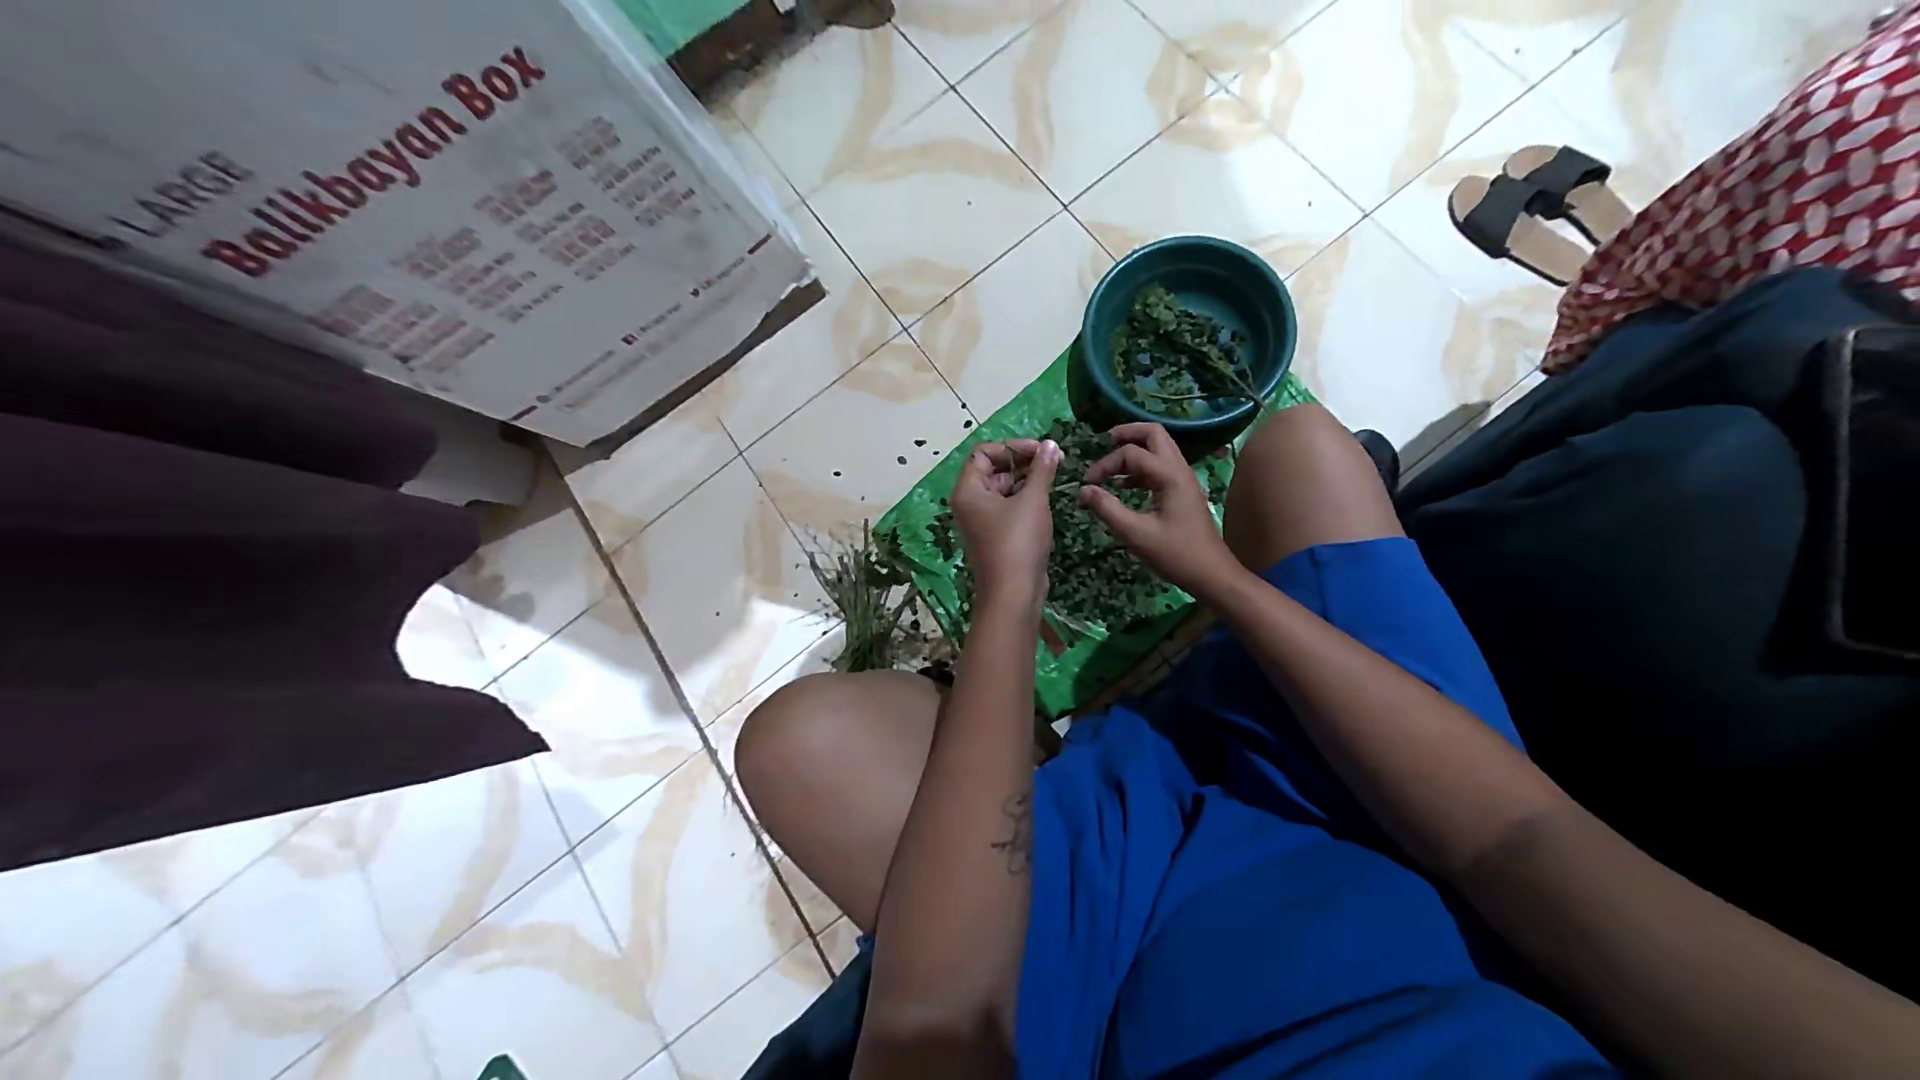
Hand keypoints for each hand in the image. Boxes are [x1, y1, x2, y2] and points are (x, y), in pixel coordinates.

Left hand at [950, 438, 1061, 612]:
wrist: (1013, 593)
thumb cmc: (1018, 542)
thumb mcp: (1032, 500)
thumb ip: (1041, 469)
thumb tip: (1050, 444)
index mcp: (968, 490)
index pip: (983, 453)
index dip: (1012, 447)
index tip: (1041, 450)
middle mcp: (969, 503)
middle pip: (993, 469)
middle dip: (1023, 461)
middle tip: (1055, 460)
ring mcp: (981, 521)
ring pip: (1002, 489)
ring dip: (1026, 479)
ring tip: (1055, 476)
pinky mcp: (995, 535)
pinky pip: (1007, 507)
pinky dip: (1025, 498)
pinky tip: (1047, 497)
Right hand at [1077, 423, 1243, 597]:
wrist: (1212, 574)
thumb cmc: (1176, 555)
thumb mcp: (1136, 534)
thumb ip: (1107, 509)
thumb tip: (1083, 490)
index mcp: (1169, 476)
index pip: (1131, 453)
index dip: (1105, 464)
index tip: (1087, 484)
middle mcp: (1179, 469)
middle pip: (1153, 433)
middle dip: (1126, 434)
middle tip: (1102, 445)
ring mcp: (1183, 479)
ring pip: (1158, 448)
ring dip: (1133, 450)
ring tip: (1109, 466)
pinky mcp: (1182, 491)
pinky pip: (1160, 466)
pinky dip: (1140, 468)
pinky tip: (1123, 486)